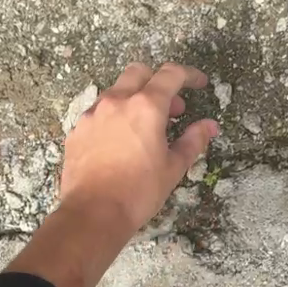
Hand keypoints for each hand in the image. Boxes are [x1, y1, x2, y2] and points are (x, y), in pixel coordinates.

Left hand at [6, 63, 219, 286]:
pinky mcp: (78, 130)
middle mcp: (117, 101)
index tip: (199, 83)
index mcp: (146, 107)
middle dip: (159, 82)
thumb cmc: (138, 192)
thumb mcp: (173, 168)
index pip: (171, 75)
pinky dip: (116, 116)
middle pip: (140, 72)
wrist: (93, 214)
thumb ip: (193, 141)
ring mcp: (93, 114)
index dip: (189, 75)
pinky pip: (99, 111)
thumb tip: (210, 126)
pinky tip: (122, 140)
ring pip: (117, 90)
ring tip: (147, 128)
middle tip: (173, 109)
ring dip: (136, 99)